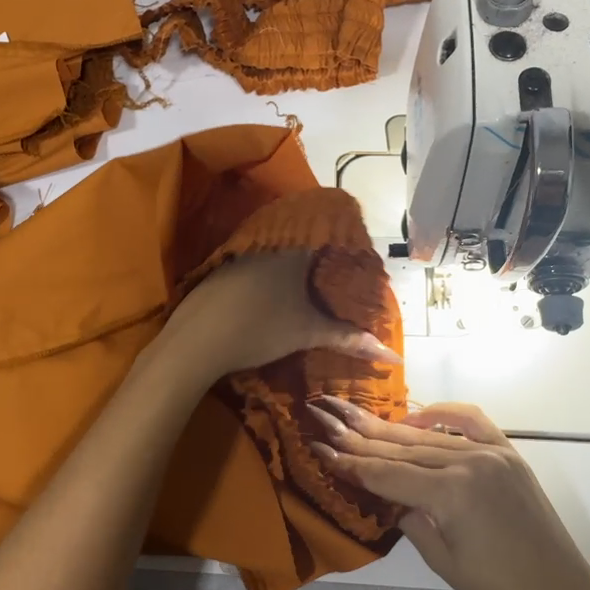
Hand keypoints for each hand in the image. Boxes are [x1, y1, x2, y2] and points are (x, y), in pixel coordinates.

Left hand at [148, 251, 400, 389]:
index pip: (325, 230)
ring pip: (274, 246)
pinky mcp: (220, 267)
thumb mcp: (308, 333)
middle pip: (299, 236)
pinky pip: (253, 257)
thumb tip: (394, 358)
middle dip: (318, 248)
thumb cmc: (259, 330)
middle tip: (336, 266)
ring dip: (290, 256)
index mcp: (293, 249)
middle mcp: (267, 242)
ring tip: (309, 276)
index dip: (341, 238)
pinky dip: (267, 268)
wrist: (196, 341)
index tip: (355, 251)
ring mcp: (240, 252)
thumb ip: (349, 339)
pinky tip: (271, 286)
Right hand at [309, 399, 589, 589]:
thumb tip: (390, 495)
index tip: (319, 446)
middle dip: (362, 436)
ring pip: (430, 436)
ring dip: (392, 428)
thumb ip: (412, 521)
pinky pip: (471, 421)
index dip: (351, 463)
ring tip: (357, 417)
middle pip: (404, 448)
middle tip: (327, 418)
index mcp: (450, 494)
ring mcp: (492, 454)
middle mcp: (469, 463)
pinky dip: (443, 413)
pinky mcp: (510, 455)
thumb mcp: (444, 563)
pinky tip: (418, 413)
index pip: (387, 474)